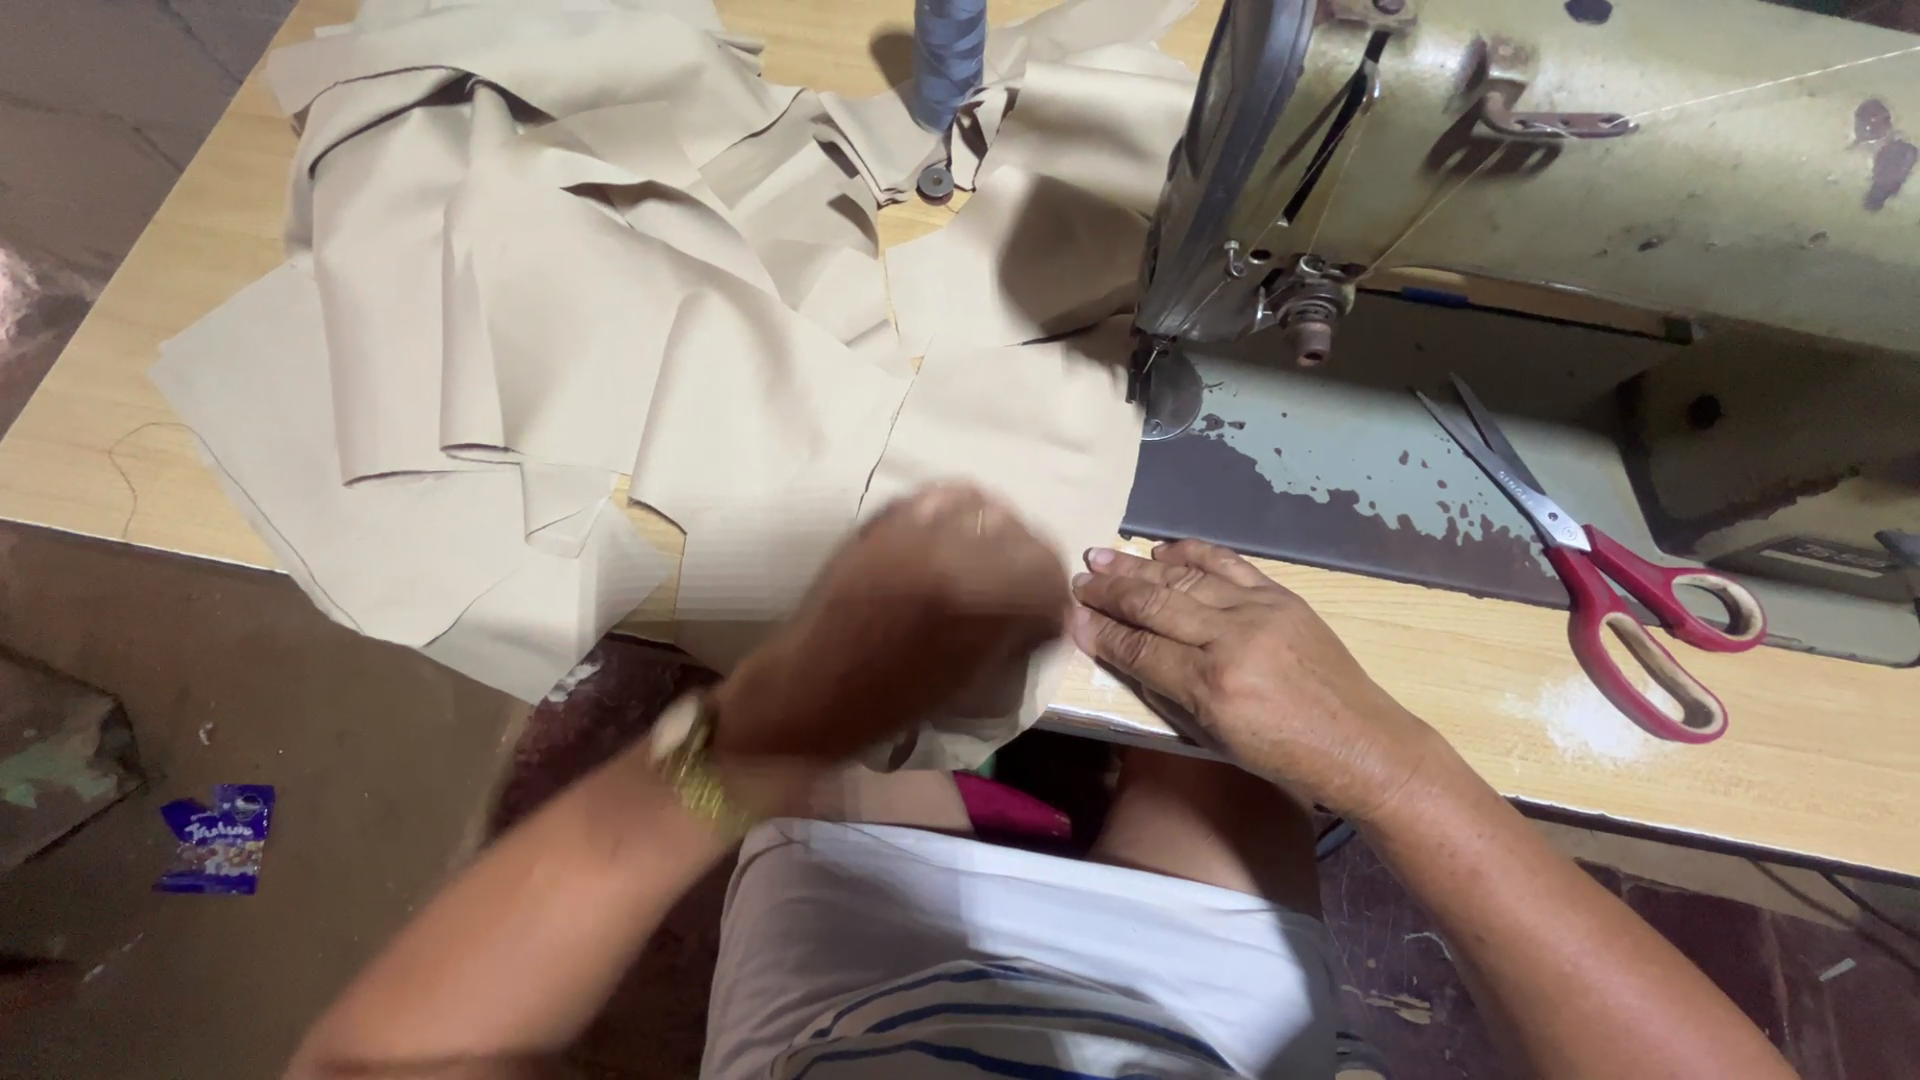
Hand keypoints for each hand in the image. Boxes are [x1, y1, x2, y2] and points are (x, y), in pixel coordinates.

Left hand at [713, 483, 1069, 771]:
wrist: (810, 689)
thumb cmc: (891, 703)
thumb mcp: (974, 677)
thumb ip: (1016, 635)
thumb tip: (1047, 613)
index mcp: (983, 602)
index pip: (1050, 572)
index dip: (1053, 595)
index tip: (1045, 613)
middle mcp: (955, 553)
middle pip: (1025, 535)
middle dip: (1030, 563)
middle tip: (1020, 587)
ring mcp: (916, 530)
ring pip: (986, 506)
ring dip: (995, 532)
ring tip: (983, 557)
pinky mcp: (884, 521)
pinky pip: (939, 496)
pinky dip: (956, 512)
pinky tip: (952, 537)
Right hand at [1069, 539, 1442, 822]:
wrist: (1359, 742)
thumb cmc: (1279, 755)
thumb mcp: (1211, 737)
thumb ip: (1164, 689)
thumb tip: (1121, 648)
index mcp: (1212, 687)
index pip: (1140, 650)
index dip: (1101, 632)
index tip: (1071, 615)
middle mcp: (1232, 641)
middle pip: (1155, 605)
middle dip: (1109, 592)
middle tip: (1078, 580)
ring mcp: (1259, 611)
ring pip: (1184, 578)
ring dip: (1136, 566)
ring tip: (1101, 556)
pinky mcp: (1281, 596)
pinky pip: (1227, 564)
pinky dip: (1190, 553)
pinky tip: (1160, 549)